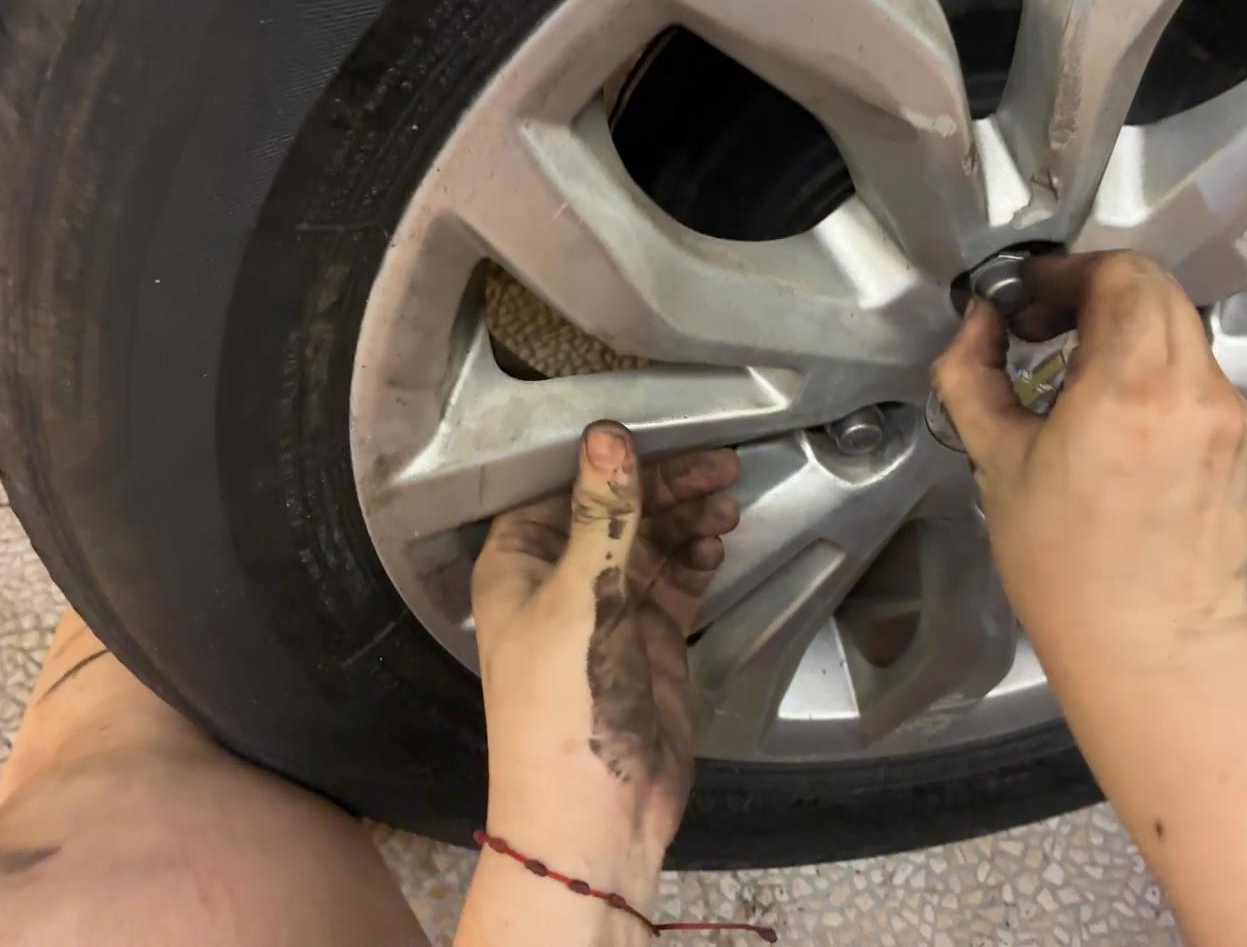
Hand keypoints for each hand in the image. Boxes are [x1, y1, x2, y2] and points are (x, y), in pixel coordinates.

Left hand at [470, 422, 739, 865]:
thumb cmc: (566, 698)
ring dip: (687, 521)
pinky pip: (675, 581)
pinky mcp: (649, 635)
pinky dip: (695, 560)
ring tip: (727, 507)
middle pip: (617, 511)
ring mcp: (609, 606)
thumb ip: (602, 513)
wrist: (596, 813)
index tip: (664, 438)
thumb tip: (607, 433)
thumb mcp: (581, 595)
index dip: (610, 461)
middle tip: (722, 467)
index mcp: (519, 561)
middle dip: (668, 487)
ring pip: (651, 542)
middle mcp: (561, 576)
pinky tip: (715, 547)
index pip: (564, 488)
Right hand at [929, 251, 1246, 663]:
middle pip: (1154, 288)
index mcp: (1129, 391)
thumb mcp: (994, 461)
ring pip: (1177, 324)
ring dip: (1119, 322)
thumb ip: (971, 376)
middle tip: (1040, 322)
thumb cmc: (1060, 562)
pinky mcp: (1241, 438)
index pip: (1120, 277)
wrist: (1149, 642)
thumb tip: (977, 325)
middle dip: (1090, 289)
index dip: (1064, 273)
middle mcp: (1195, 391)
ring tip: (1067, 364)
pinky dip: (1146, 358)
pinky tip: (1106, 402)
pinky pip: (1192, 367)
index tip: (1025, 298)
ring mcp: (1229, 414)